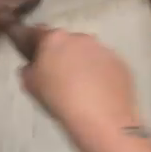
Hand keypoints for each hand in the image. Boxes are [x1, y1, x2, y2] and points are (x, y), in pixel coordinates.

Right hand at [19, 30, 142, 137]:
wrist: (101, 119)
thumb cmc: (59, 99)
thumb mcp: (30, 84)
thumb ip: (29, 69)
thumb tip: (33, 66)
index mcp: (54, 39)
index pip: (38, 33)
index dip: (33, 43)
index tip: (32, 54)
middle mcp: (80, 37)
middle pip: (66, 41)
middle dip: (61, 53)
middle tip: (58, 74)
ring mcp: (104, 49)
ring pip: (87, 52)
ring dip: (82, 62)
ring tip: (81, 85)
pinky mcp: (121, 63)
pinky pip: (105, 64)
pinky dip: (100, 73)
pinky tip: (97, 91)